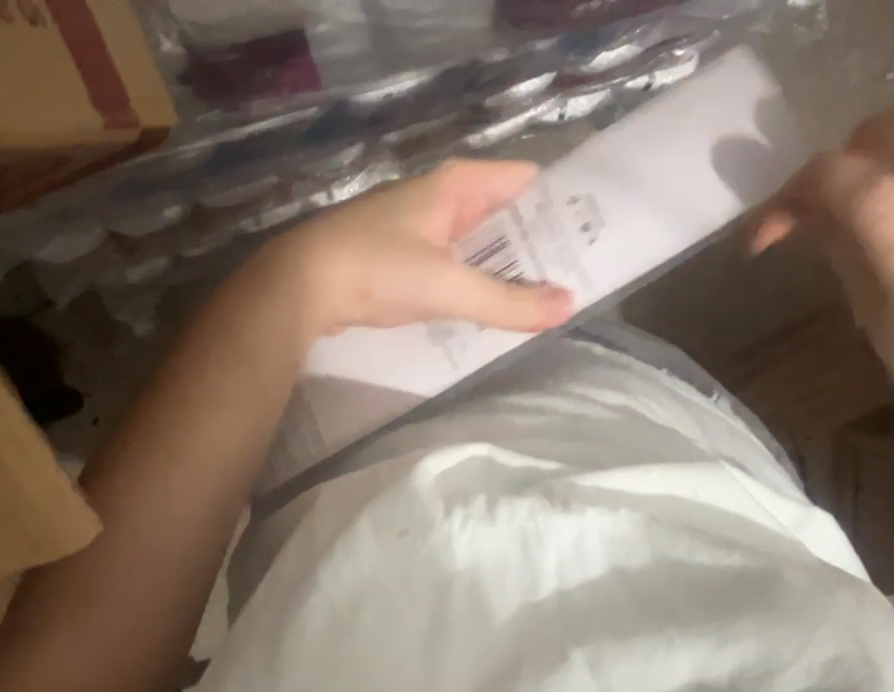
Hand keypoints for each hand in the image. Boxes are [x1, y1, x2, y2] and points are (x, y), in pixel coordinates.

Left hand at [256, 158, 574, 339]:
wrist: (300, 287)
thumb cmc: (377, 270)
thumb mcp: (449, 287)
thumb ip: (509, 302)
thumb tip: (568, 307)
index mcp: (457, 186)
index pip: (526, 181)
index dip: (560, 205)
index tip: (593, 233)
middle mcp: (439, 198)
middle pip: (504, 214)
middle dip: (537, 243)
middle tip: (578, 274)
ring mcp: (417, 228)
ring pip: (476, 243)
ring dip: (505, 267)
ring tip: (545, 295)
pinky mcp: (399, 259)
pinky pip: (451, 266)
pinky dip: (472, 283)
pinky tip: (489, 309)